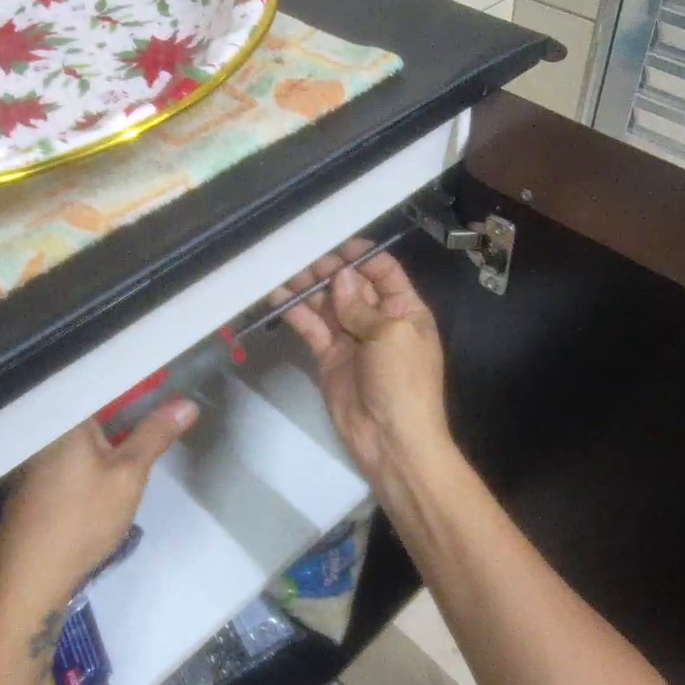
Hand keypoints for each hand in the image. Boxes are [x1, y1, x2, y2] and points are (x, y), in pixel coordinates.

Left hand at [0, 400, 198, 598]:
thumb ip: (155, 435)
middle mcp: (43, 430)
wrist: (31, 578)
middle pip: (92, 407)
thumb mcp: (130, 475)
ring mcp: (33, 458)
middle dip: (126, 409)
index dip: (138, 382)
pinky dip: (92, 454)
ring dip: (110, 433)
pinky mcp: (34, 482)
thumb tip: (186, 403)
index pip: (104, 383)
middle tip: (162, 413)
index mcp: (64, 419)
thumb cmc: (82, 519)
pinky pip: (69, 453)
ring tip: (143, 435)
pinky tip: (108, 470)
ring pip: (81, 433)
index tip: (167, 384)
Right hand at [272, 238, 450, 478]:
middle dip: (329, 270)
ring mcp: (352, 339)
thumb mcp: (391, 335)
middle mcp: (379, 320)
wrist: (391, 440)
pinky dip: (296, 313)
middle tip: (303, 258)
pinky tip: (278, 297)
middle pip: (352, 285)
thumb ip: (362, 305)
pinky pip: (312, 329)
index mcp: (405, 311)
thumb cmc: (403, 381)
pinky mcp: (329, 357)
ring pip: (328, 305)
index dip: (362, 257)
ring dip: (308, 287)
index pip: (384, 272)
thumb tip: (341, 275)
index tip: (336, 244)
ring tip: (284, 270)